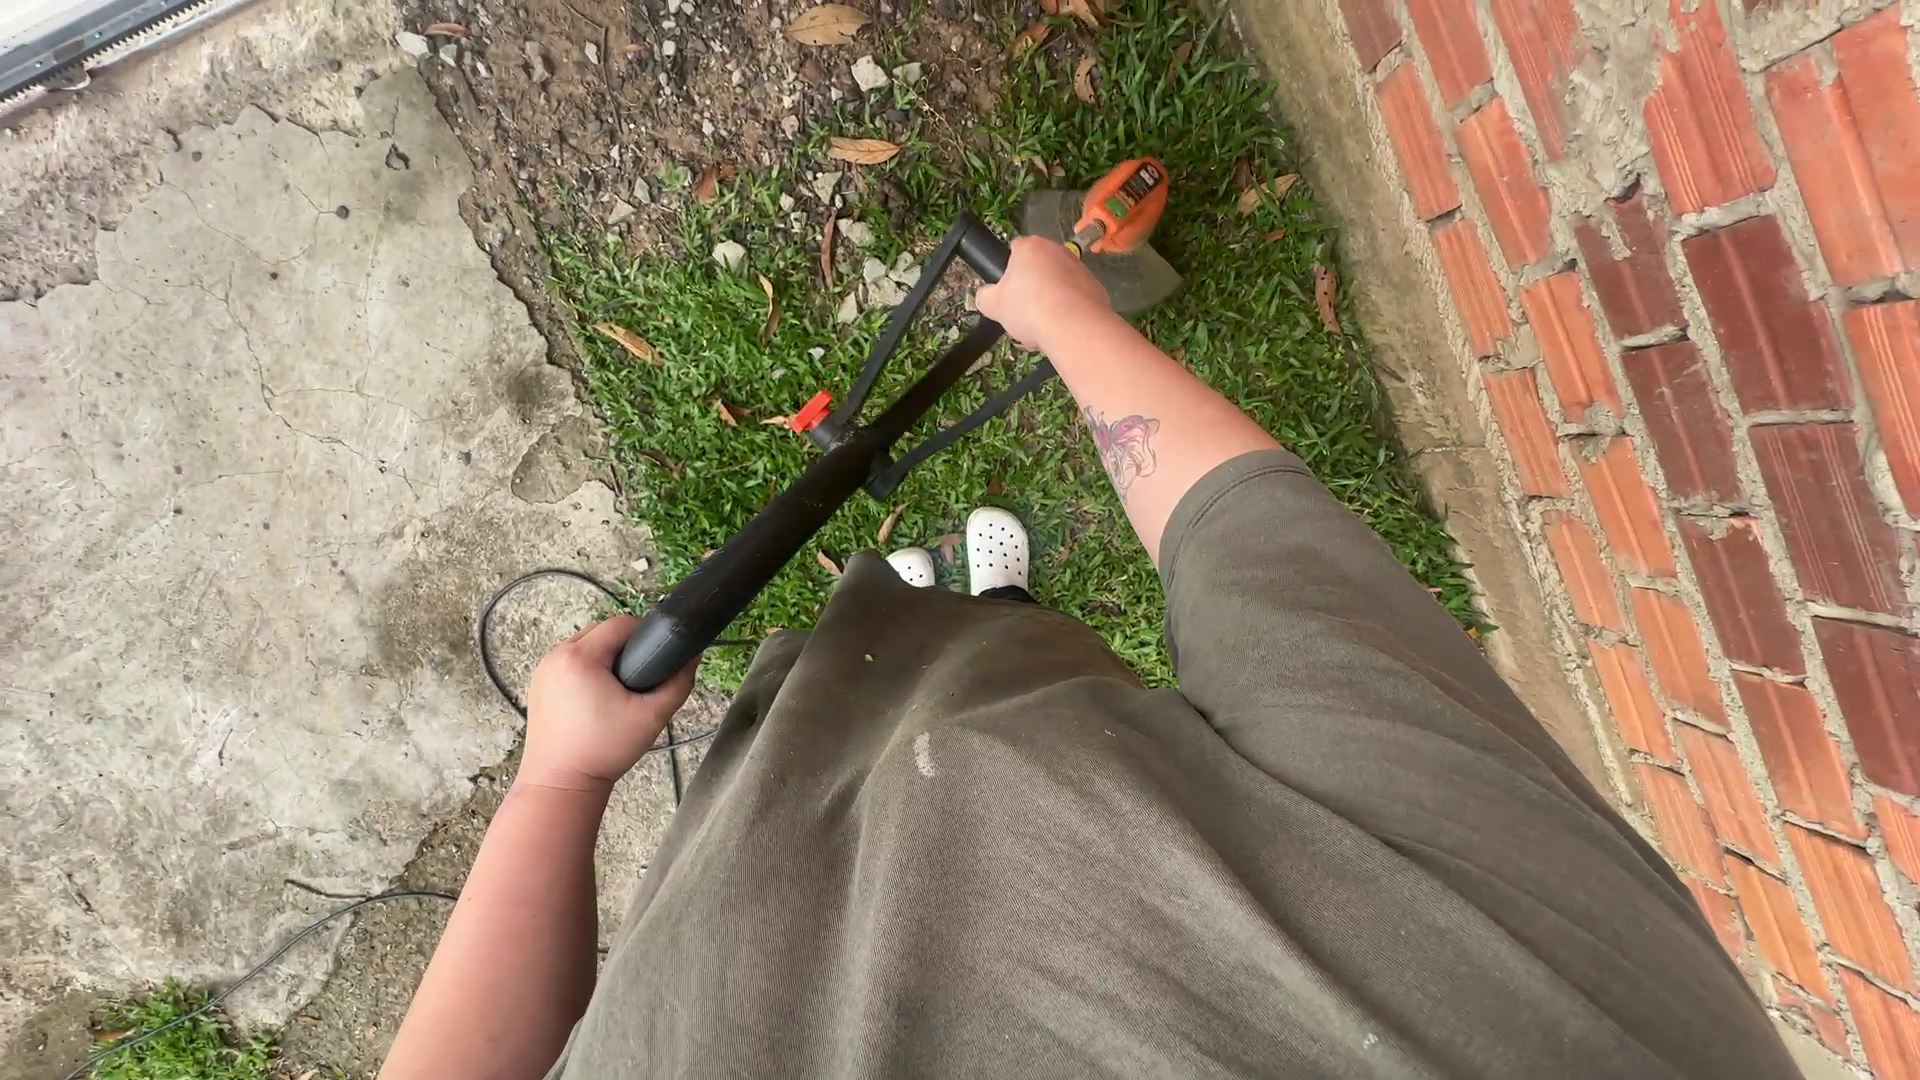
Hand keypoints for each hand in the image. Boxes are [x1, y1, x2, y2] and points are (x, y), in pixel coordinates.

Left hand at [519, 614, 698, 792]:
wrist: (560, 784)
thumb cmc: (604, 749)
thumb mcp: (653, 716)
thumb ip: (679, 682)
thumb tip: (693, 657)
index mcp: (580, 657)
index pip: (621, 624)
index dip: (646, 634)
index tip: (658, 657)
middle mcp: (556, 657)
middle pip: (601, 631)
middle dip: (625, 645)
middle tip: (643, 673)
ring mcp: (543, 671)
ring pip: (584, 645)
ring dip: (606, 655)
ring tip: (623, 684)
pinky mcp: (538, 686)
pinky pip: (569, 662)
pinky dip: (588, 668)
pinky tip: (601, 693)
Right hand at [975, 235, 1115, 351]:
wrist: (1074, 326)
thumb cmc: (1028, 309)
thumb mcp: (993, 305)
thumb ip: (985, 297)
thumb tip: (986, 296)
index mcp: (1030, 247)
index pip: (1015, 250)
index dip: (1009, 272)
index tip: (1009, 293)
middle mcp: (1057, 250)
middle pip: (1038, 268)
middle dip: (1032, 288)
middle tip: (1024, 313)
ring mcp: (1079, 266)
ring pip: (1058, 283)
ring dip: (1050, 300)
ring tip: (1044, 327)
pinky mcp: (1096, 286)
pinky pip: (1075, 297)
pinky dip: (1069, 310)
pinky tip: (1062, 328)